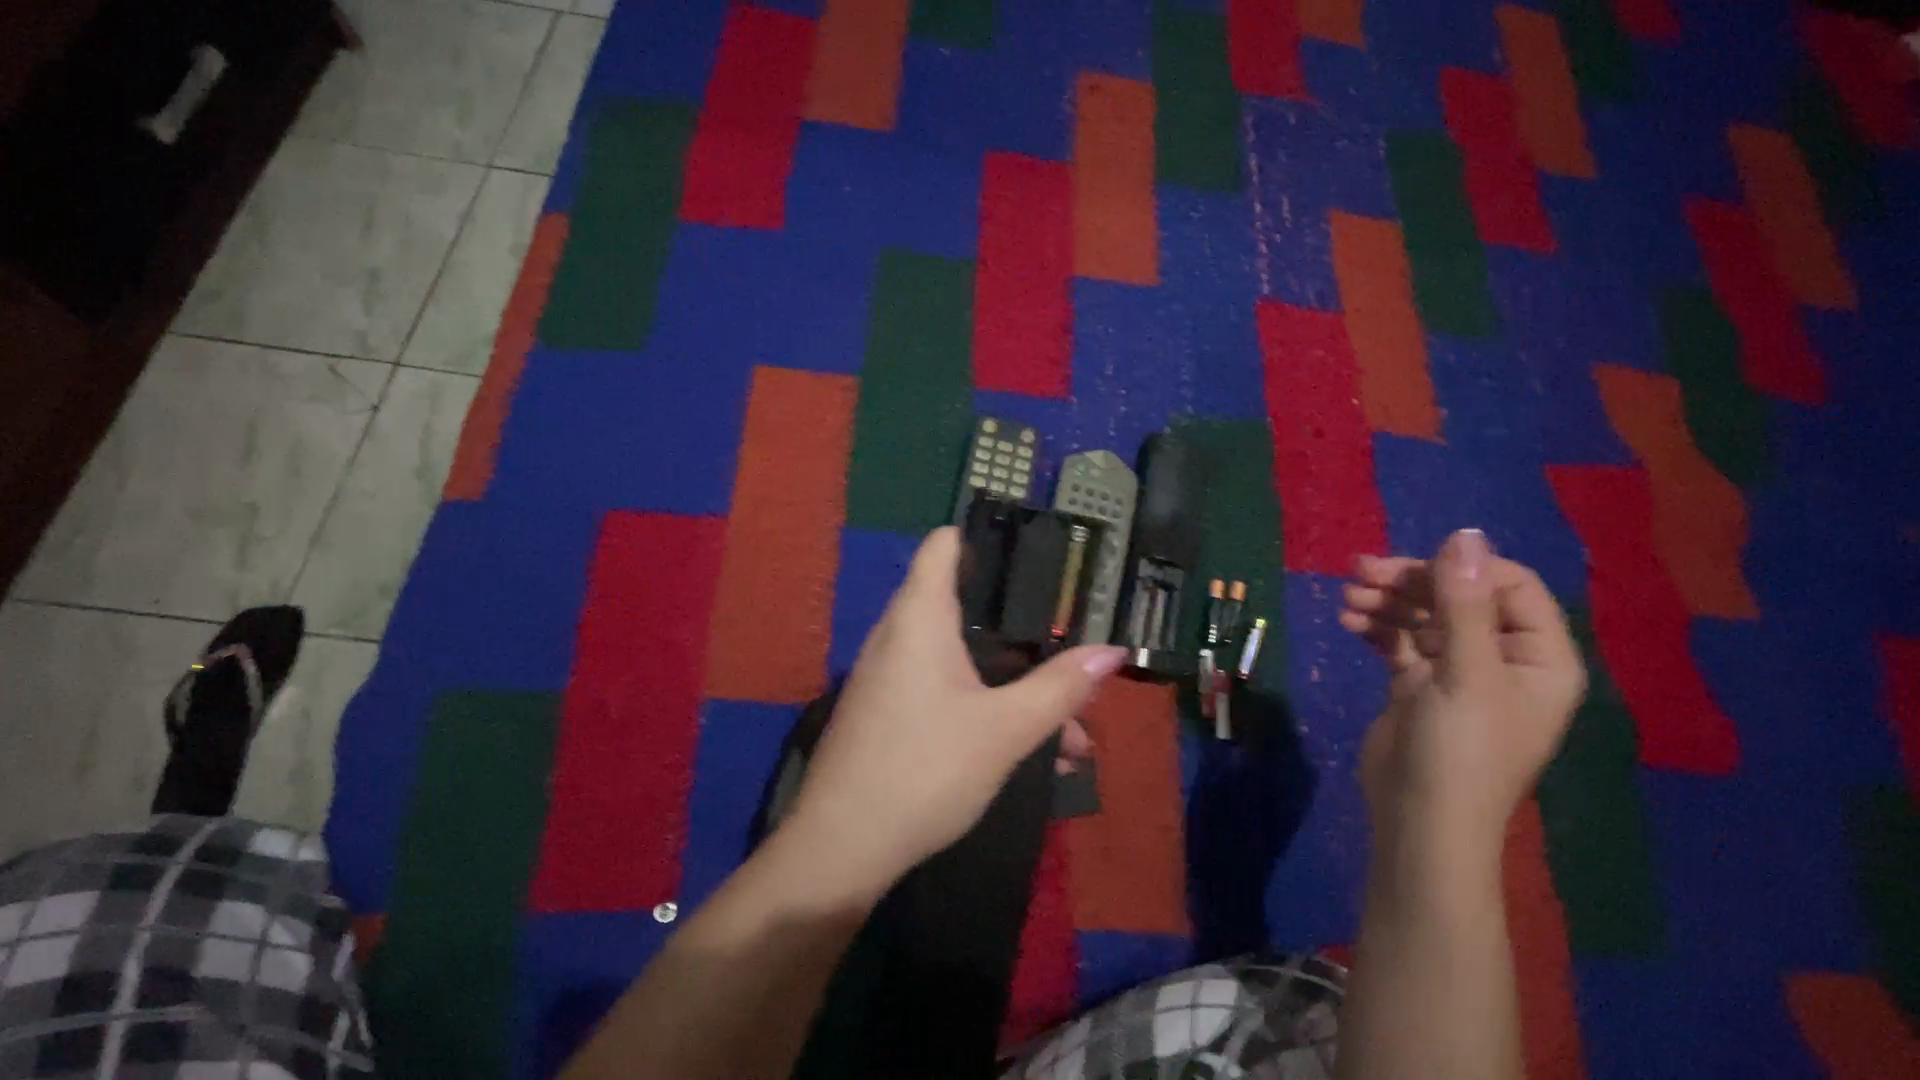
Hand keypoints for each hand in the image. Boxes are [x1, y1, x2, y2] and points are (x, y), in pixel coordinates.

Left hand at [786, 527, 1127, 892]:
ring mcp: (891, 679)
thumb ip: (1059, 688)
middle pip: (967, 609)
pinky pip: (947, 696)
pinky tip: (1036, 760)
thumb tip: (1113, 650)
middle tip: (1076, 648)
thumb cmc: (925, 770)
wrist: (842, 848)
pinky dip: (989, 713)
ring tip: (1073, 739)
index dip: (987, 535)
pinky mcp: (889, 717)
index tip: (1038, 548)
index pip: (944, 545)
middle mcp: (900, 637)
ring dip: (1018, 691)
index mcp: (920, 618)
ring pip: (966, 666)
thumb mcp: (1005, 730)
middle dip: (1027, 636)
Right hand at [1338, 530, 1584, 850]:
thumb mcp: (1465, 673)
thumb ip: (1464, 603)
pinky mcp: (1420, 686)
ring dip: (1387, 603)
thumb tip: (1466, 534)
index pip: (1510, 586)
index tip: (1407, 567)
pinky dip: (1377, 627)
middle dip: (1411, 582)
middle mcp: (1505, 659)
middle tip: (1360, 573)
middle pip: (1460, 597)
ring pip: (1425, 616)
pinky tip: (1348, 621)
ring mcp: (1459, 672)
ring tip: (1347, 599)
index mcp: (1540, 657)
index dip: (1460, 569)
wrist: (1418, 822)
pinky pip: (1401, 641)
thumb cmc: (1459, 750)